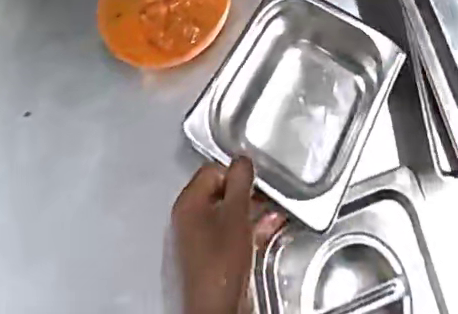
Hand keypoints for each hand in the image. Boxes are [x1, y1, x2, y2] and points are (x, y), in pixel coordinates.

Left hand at [172, 157, 286, 313]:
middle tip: (266, 199)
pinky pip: (224, 237)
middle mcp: (185, 219)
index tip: (255, 181)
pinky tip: (262, 236)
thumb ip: (240, 182)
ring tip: (271, 217)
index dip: (236, 172)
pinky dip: (243, 233)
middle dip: (245, 195)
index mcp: (187, 202)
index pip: (212, 170)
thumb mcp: (236, 214)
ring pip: (223, 216)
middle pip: (218, 193)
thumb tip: (242, 159)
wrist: (213, 313)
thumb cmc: (221, 262)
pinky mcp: (204, 263)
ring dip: (248, 214)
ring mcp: (192, 243)